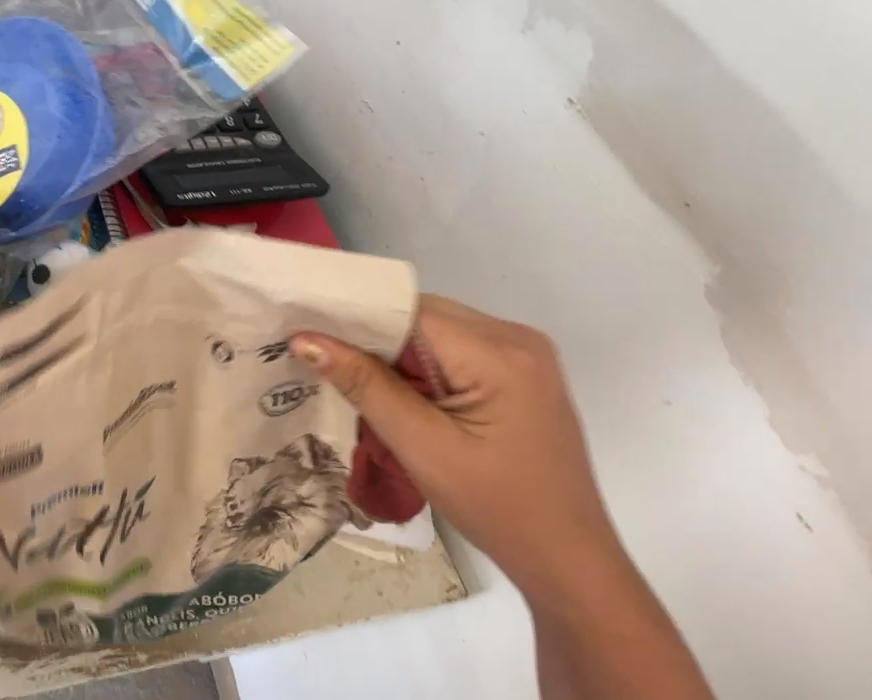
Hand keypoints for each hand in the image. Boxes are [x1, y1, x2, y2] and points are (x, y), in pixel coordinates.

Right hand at [294, 295, 613, 597]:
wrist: (568, 560)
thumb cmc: (496, 507)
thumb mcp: (421, 447)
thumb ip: (364, 385)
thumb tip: (305, 338)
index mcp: (499, 353)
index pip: (407, 310)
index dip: (354, 318)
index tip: (303, 330)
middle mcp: (516, 338)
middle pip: (421, 315)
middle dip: (371, 336)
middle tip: (317, 357)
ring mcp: (523, 354)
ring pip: (433, 329)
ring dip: (393, 352)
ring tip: (349, 378)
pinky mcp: (519, 373)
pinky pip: (453, 348)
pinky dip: (419, 364)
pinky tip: (396, 393)